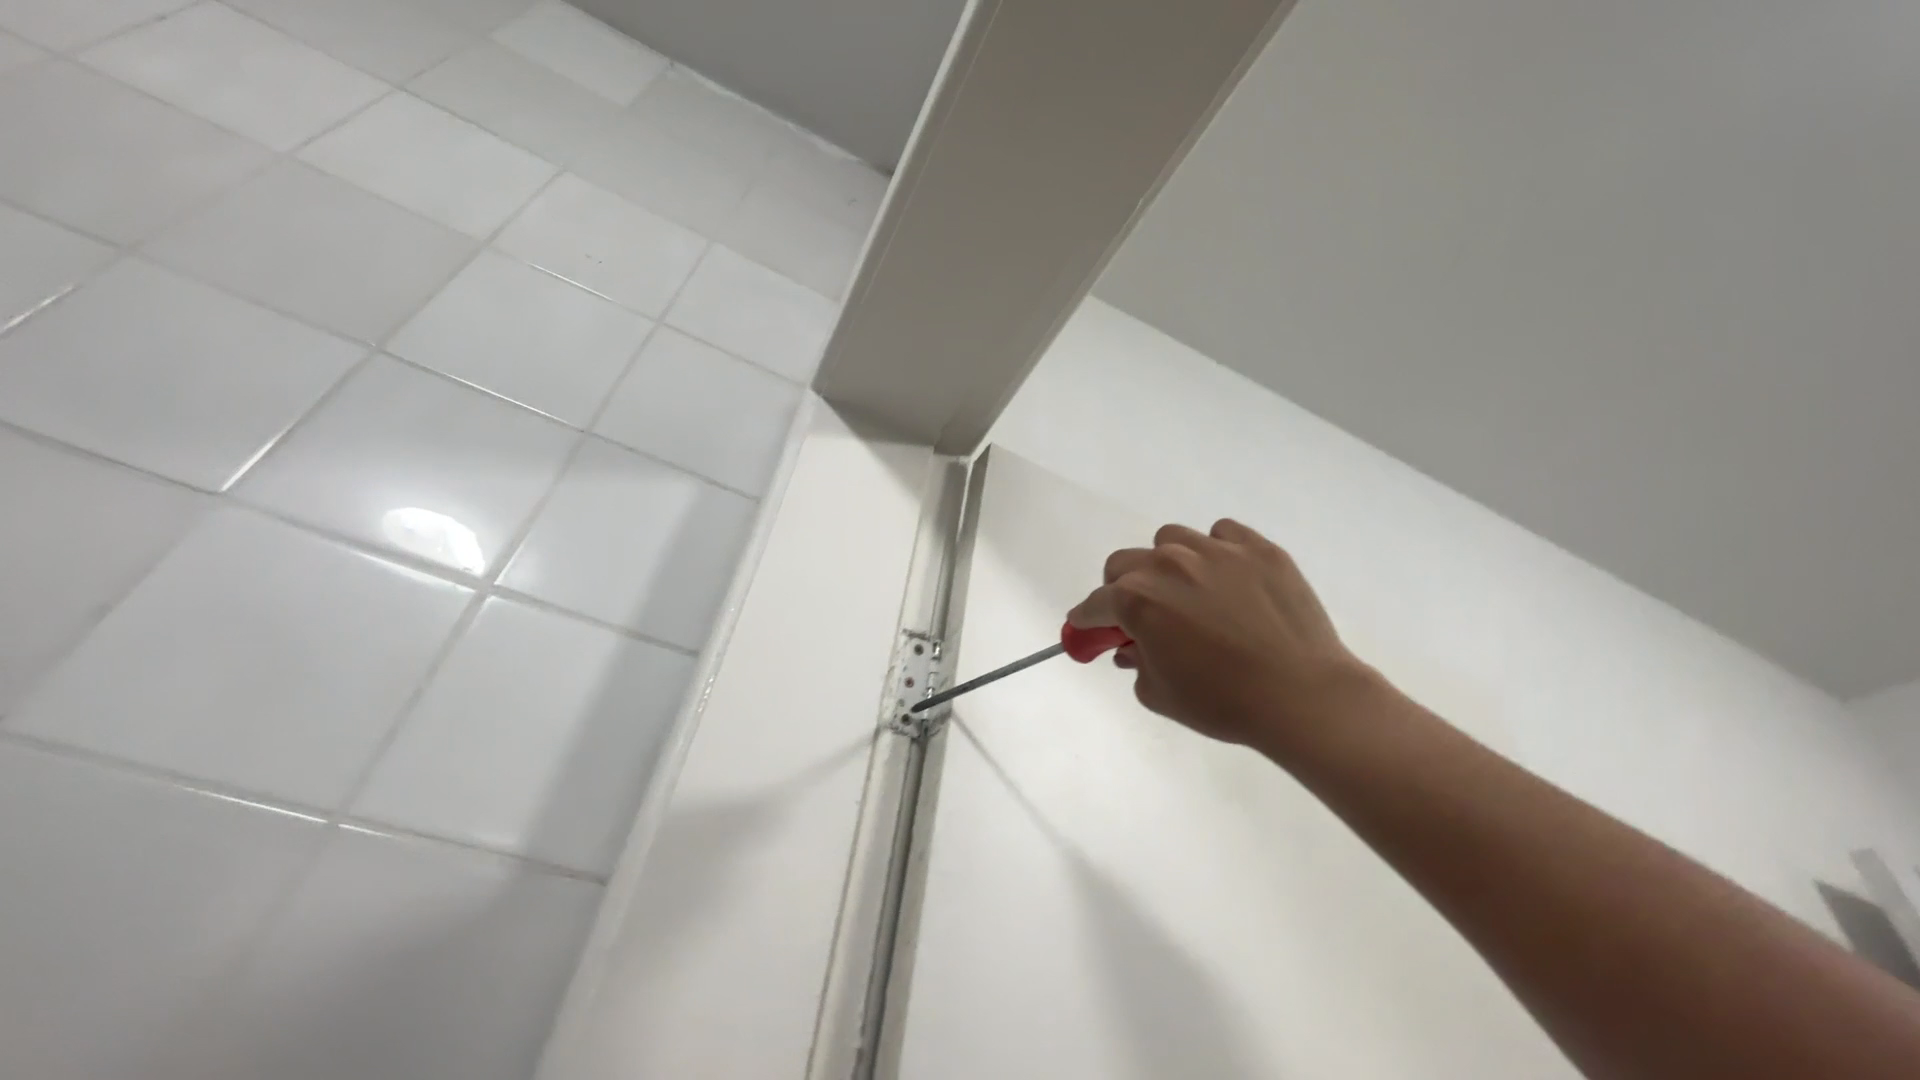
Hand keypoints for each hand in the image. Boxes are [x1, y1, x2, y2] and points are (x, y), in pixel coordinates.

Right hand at [1067, 519, 1376, 747]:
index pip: (1095, 604)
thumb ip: (1135, 663)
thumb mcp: (1159, 694)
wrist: (1301, 696)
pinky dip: (1215, 551)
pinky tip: (1227, 579)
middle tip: (1141, 615)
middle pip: (1123, 563)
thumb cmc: (1222, 703)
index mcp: (1137, 600)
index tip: (1089, 629)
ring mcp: (1215, 550)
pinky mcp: (1258, 548)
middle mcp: (1168, 564)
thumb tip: (1132, 647)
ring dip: (1166, 564)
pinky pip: (1222, 534)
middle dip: (1121, 589)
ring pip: (1170, 540)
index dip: (1087, 620)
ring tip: (1188, 592)